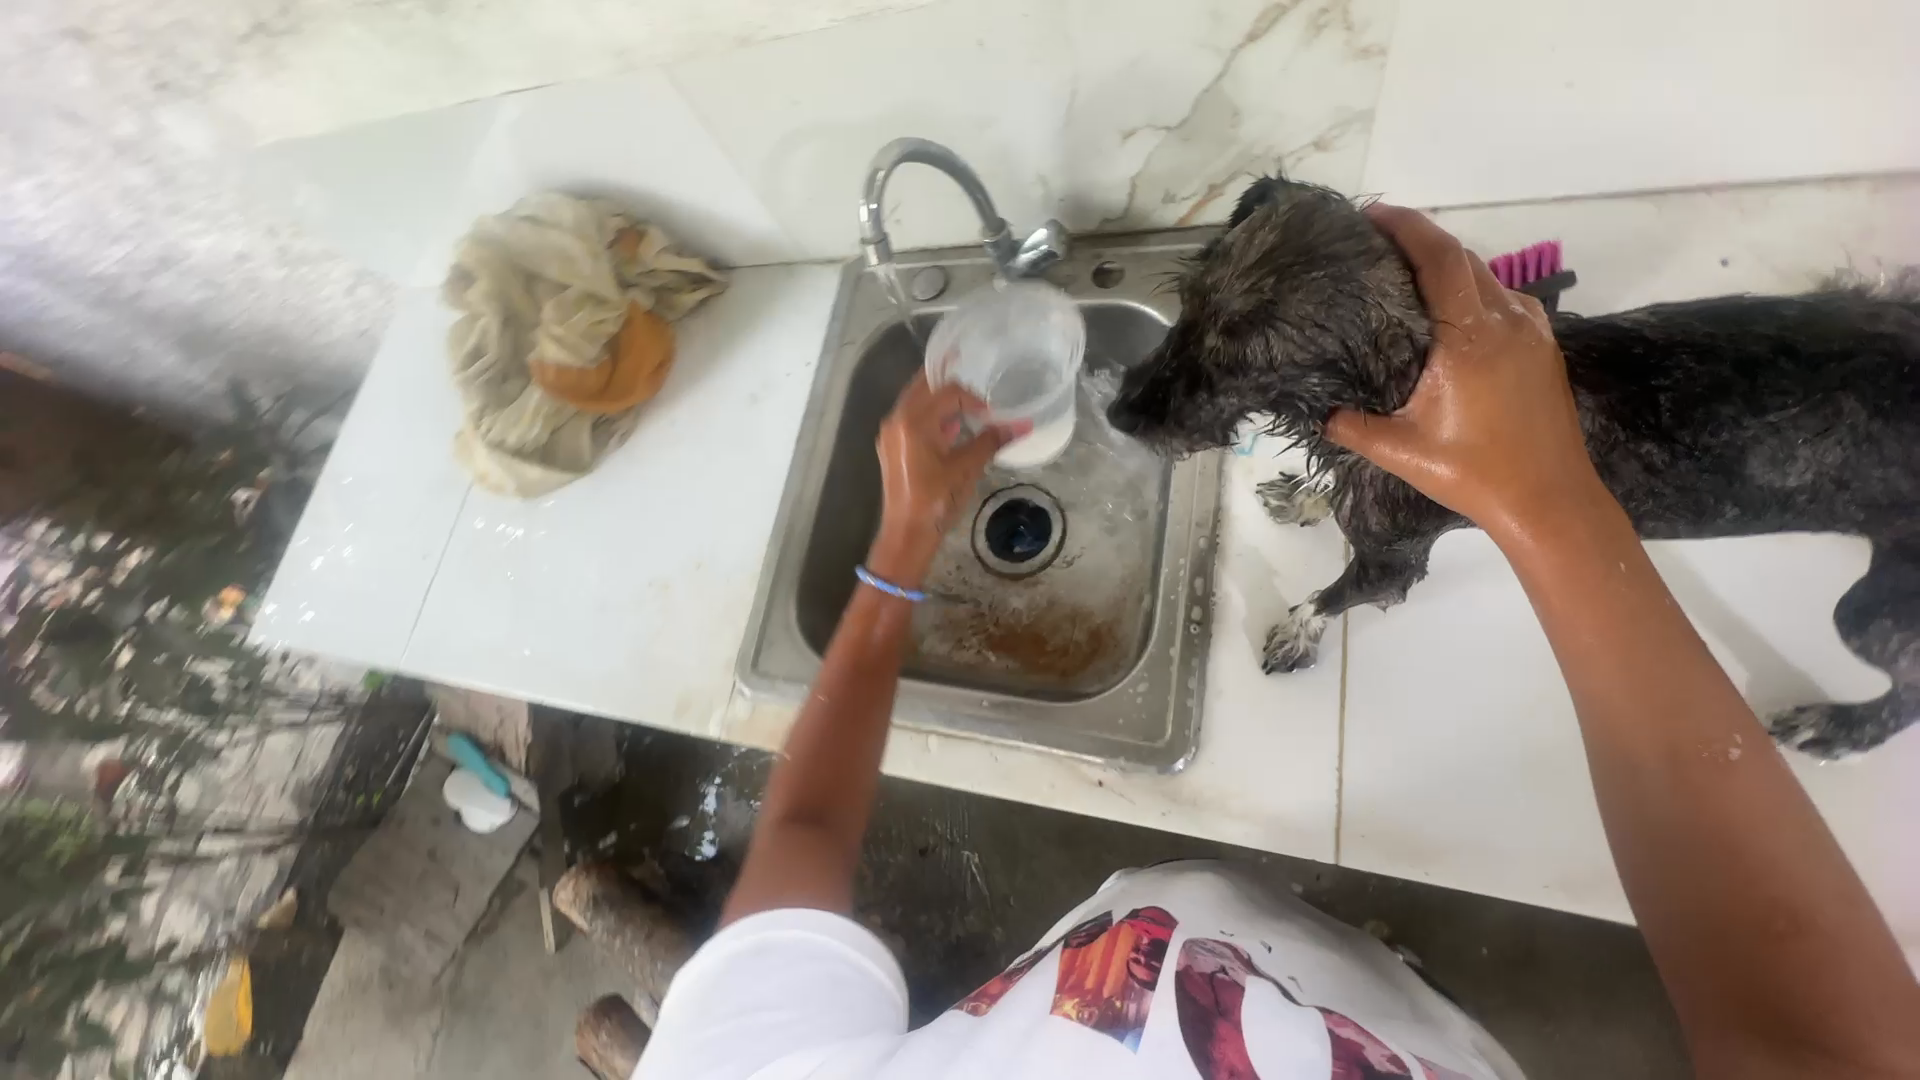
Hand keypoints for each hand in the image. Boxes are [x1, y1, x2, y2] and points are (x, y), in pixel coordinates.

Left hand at [868, 375, 1025, 587]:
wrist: (907, 534)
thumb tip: (1023, 425)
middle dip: (951, 385)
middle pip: (924, 385)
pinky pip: (911, 418)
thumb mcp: (967, 468)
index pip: (947, 391)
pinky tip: (950, 430)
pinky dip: (931, 416)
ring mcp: (890, 433)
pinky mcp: (891, 447)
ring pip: (916, 401)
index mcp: (913, 422)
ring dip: (940, 400)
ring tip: (967, 409)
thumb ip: (991, 441)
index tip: (991, 414)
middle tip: (976, 388)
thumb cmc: (936, 501)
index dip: (973, 397)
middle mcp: (896, 420)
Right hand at [1325, 204, 1608, 542]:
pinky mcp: (1540, 345)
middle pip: (1461, 258)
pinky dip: (1466, 289)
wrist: (1548, 498)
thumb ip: (1350, 425)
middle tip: (1373, 244)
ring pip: (1483, 276)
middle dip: (1419, 240)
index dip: (1407, 228)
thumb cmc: (1471, 473)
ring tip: (1400, 274)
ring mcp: (1531, 330)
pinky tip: (1441, 311)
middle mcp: (1506, 321)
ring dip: (1443, 265)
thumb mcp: (1398, 450)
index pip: (1439, 260)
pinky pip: (1499, 299)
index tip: (1371, 215)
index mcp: (1469, 338)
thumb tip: (1315, 408)